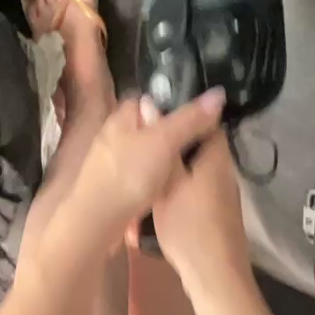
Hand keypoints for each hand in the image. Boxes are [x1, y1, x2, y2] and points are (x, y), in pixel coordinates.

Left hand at [52, 88, 226, 254]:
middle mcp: (112, 136)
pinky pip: (137, 177)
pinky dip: (151, 182)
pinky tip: (165, 191)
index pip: (147, 99)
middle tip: (196, 144)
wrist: (96, 221)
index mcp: (120, 118)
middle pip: (146, 128)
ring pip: (142, 154)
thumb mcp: (165, 141)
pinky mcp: (111, 187)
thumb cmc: (129, 174)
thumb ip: (189, 119)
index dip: (170, 104)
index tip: (195, 115)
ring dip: (161, 160)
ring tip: (185, 169)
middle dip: (168, 135)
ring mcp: (109, 163)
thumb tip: (217, 93)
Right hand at [150, 128, 251, 289]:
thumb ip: (161, 148)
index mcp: (216, 157)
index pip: (207, 120)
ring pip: (199, 168)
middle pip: (202, 145)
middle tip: (148, 142)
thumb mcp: (166, 184)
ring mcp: (225, 193)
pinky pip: (200, 187)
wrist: (214, 274)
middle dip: (177, 143)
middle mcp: (226, 171)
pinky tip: (163, 193)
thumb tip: (151, 107)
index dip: (184, 114)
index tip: (157, 116)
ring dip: (178, 166)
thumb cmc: (189, 226)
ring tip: (150, 166)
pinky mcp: (220, 212)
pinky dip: (183, 185)